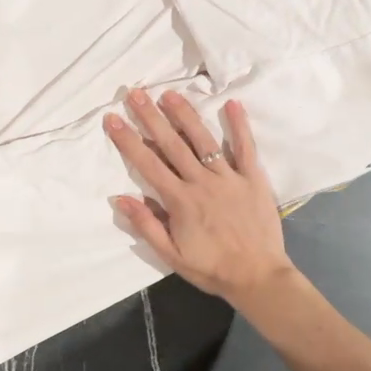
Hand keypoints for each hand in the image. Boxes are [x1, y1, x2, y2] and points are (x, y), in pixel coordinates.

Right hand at [105, 89, 295, 307]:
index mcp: (179, 201)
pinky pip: (246, 148)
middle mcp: (202, 182)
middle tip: (136, 93)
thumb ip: (146, 225)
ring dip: (185, 115)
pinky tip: (232, 104)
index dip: (127, 140)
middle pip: (172, 144)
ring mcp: (229, 178)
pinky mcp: (253, 179)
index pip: (147, 164)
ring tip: (169, 94)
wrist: (258, 277)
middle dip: (151, 117)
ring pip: (203, 140)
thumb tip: (120, 198)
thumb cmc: (211, 269)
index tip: (112, 119)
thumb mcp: (171, 255)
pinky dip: (239, 125)